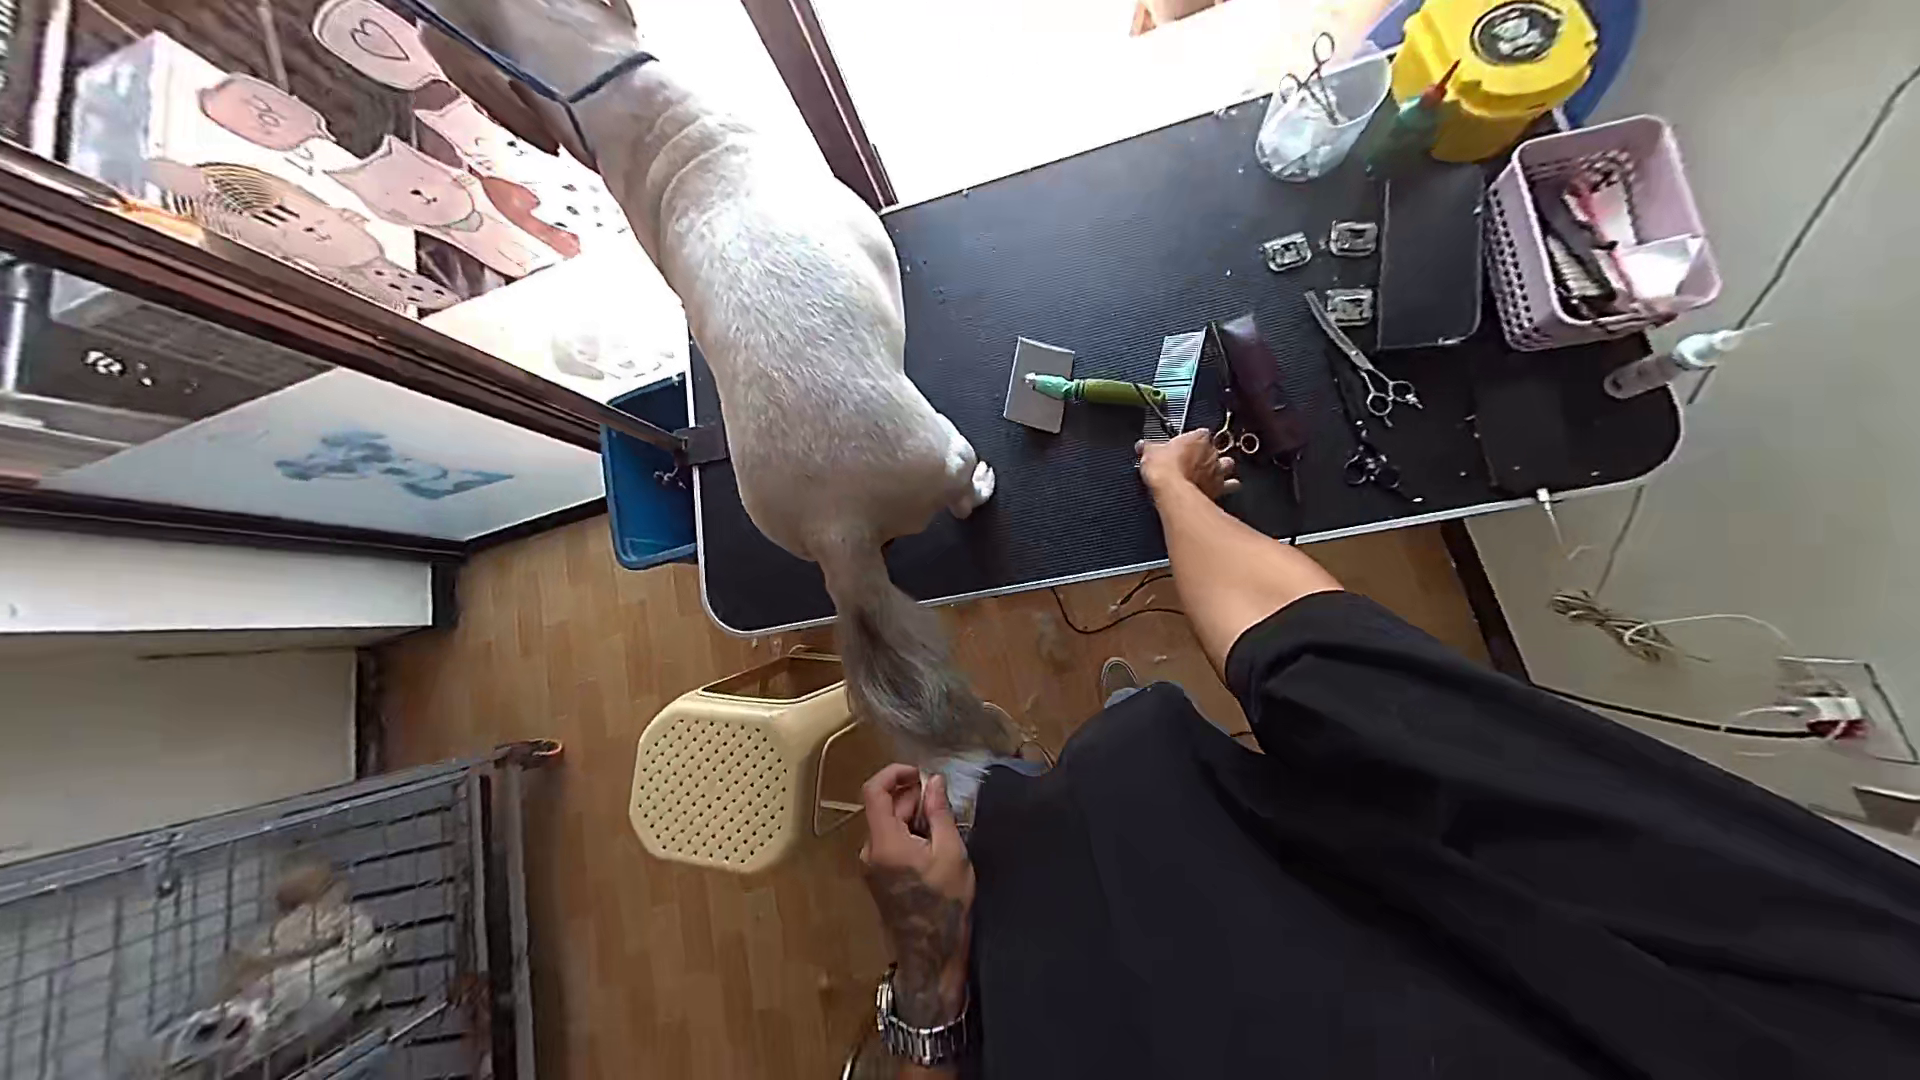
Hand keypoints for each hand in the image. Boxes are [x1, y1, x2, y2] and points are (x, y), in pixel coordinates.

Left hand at [860, 764, 972, 1026]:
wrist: (932, 956)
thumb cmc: (944, 904)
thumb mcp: (951, 852)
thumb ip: (939, 811)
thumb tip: (934, 781)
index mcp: (884, 842)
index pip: (874, 790)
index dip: (894, 772)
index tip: (919, 773)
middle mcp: (870, 851)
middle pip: (885, 807)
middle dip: (913, 797)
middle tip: (943, 805)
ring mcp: (872, 865)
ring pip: (889, 823)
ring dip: (913, 816)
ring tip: (942, 829)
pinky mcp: (878, 876)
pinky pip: (890, 841)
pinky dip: (909, 833)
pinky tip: (932, 846)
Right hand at [1137, 429, 1239, 499]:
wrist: (1172, 490)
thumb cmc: (1164, 468)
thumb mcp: (1150, 453)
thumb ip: (1148, 447)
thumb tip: (1142, 445)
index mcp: (1198, 437)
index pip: (1200, 433)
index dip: (1192, 439)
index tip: (1184, 446)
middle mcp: (1212, 452)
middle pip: (1215, 448)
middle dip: (1207, 454)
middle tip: (1195, 461)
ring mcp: (1218, 470)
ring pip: (1228, 464)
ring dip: (1222, 468)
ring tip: (1212, 472)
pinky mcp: (1220, 488)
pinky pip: (1230, 485)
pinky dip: (1227, 487)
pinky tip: (1221, 488)